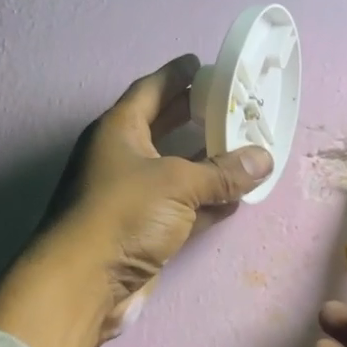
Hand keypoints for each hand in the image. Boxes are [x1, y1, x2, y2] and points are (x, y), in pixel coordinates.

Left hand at [0, 54, 271, 346]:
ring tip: (243, 146)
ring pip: (174, 169)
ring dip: (205, 161)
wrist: (82, 284)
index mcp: (118, 130)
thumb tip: (264, 159)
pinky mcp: (141, 231)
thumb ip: (222, 171)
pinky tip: (235, 198)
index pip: (149, 91)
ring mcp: (129, 197)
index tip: (199, 62)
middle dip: (193, 114)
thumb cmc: (123, 214)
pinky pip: (180, 207)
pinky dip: (205, 202)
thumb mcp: (177, 183)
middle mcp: (120, 158)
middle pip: (162, 127)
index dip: (174, 75)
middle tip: (230, 101)